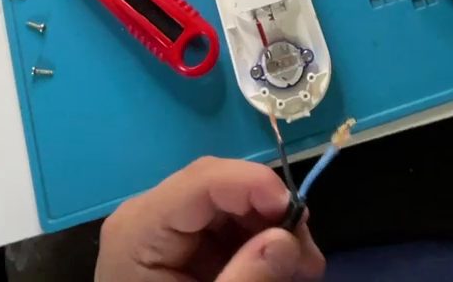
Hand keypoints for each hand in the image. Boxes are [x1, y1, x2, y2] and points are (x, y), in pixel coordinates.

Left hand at [98, 158, 324, 281]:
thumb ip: (245, 281)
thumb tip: (287, 239)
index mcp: (142, 227)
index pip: (202, 180)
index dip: (254, 184)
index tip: (300, 217)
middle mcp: (149, 213)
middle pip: (219, 189)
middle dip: (269, 214)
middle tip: (310, 260)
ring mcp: (163, 227)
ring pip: (228, 205)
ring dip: (268, 230)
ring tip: (302, 269)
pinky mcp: (176, 244)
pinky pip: (222, 228)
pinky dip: (253, 244)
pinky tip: (276, 269)